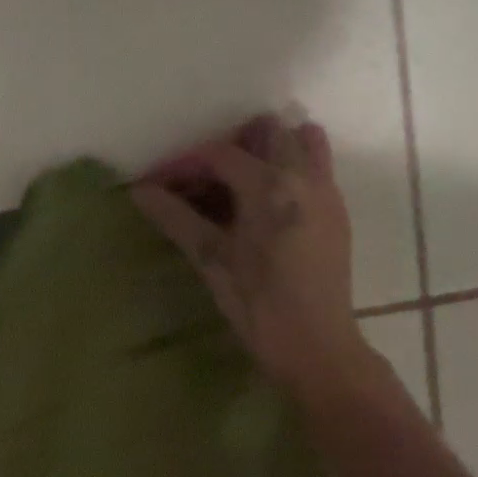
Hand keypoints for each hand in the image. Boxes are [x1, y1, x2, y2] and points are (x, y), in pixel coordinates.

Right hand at [130, 114, 369, 385]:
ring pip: (301, 142)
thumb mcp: (211, 260)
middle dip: (230, 147)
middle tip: (202, 182)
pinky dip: (290, 170)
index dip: (184, 164)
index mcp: (268, 186)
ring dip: (269, 150)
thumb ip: (176, 219)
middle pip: (267, 132)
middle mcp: (303, 177)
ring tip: (239, 185)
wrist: (315, 344)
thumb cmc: (257, 306)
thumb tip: (140, 192)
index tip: (159, 184)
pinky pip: (316, 169)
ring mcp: (326, 192)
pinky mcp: (337, 213)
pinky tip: (265, 207)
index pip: (220, 154)